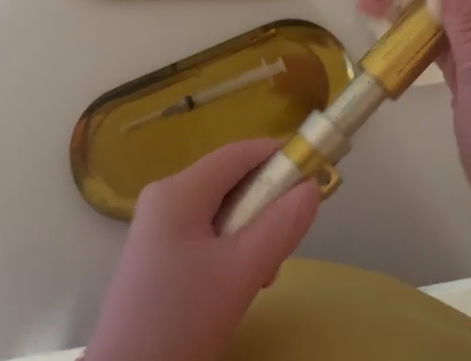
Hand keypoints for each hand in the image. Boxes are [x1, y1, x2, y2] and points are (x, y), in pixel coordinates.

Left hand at [83, 139, 319, 360]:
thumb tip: (311, 186)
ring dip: (249, 233)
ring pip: (218, 210)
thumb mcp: (241, 273)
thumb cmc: (184, 317)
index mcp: (178, 191)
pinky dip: (229, 249)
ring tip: (262, 275)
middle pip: (227, 181)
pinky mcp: (156, 254)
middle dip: (264, 203)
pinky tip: (238, 284)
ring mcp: (157, 226)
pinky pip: (204, 233)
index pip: (235, 153)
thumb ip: (280, 227)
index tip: (314, 167)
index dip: (276, 153)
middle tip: (287, 242)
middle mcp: (164, 198)